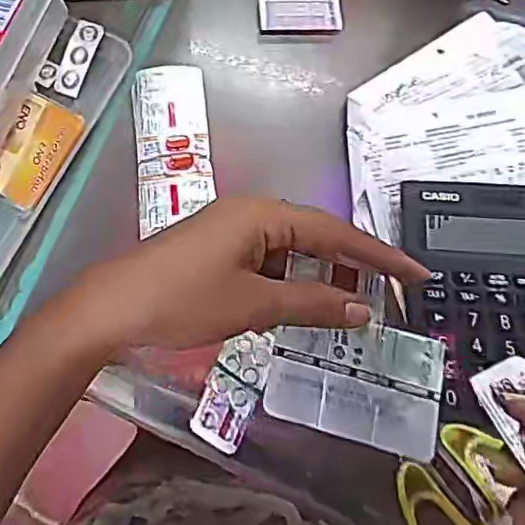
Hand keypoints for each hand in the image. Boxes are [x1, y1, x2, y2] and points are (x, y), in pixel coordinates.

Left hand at [38, 197, 427, 359]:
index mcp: (261, 215)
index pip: (334, 231)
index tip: (413, 273)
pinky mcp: (215, 251)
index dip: (377, 254)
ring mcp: (229, 232)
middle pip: (313, 237)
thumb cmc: (180, 299)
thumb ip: (310, 305)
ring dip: (316, 278)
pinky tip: (297, 307)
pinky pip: (265, 262)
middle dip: (348, 267)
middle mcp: (248, 214)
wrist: (111, 308)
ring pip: (289, 252)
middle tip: (384, 297)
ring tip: (345, 309)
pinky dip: (287, 283)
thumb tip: (360, 310)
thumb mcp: (251, 304)